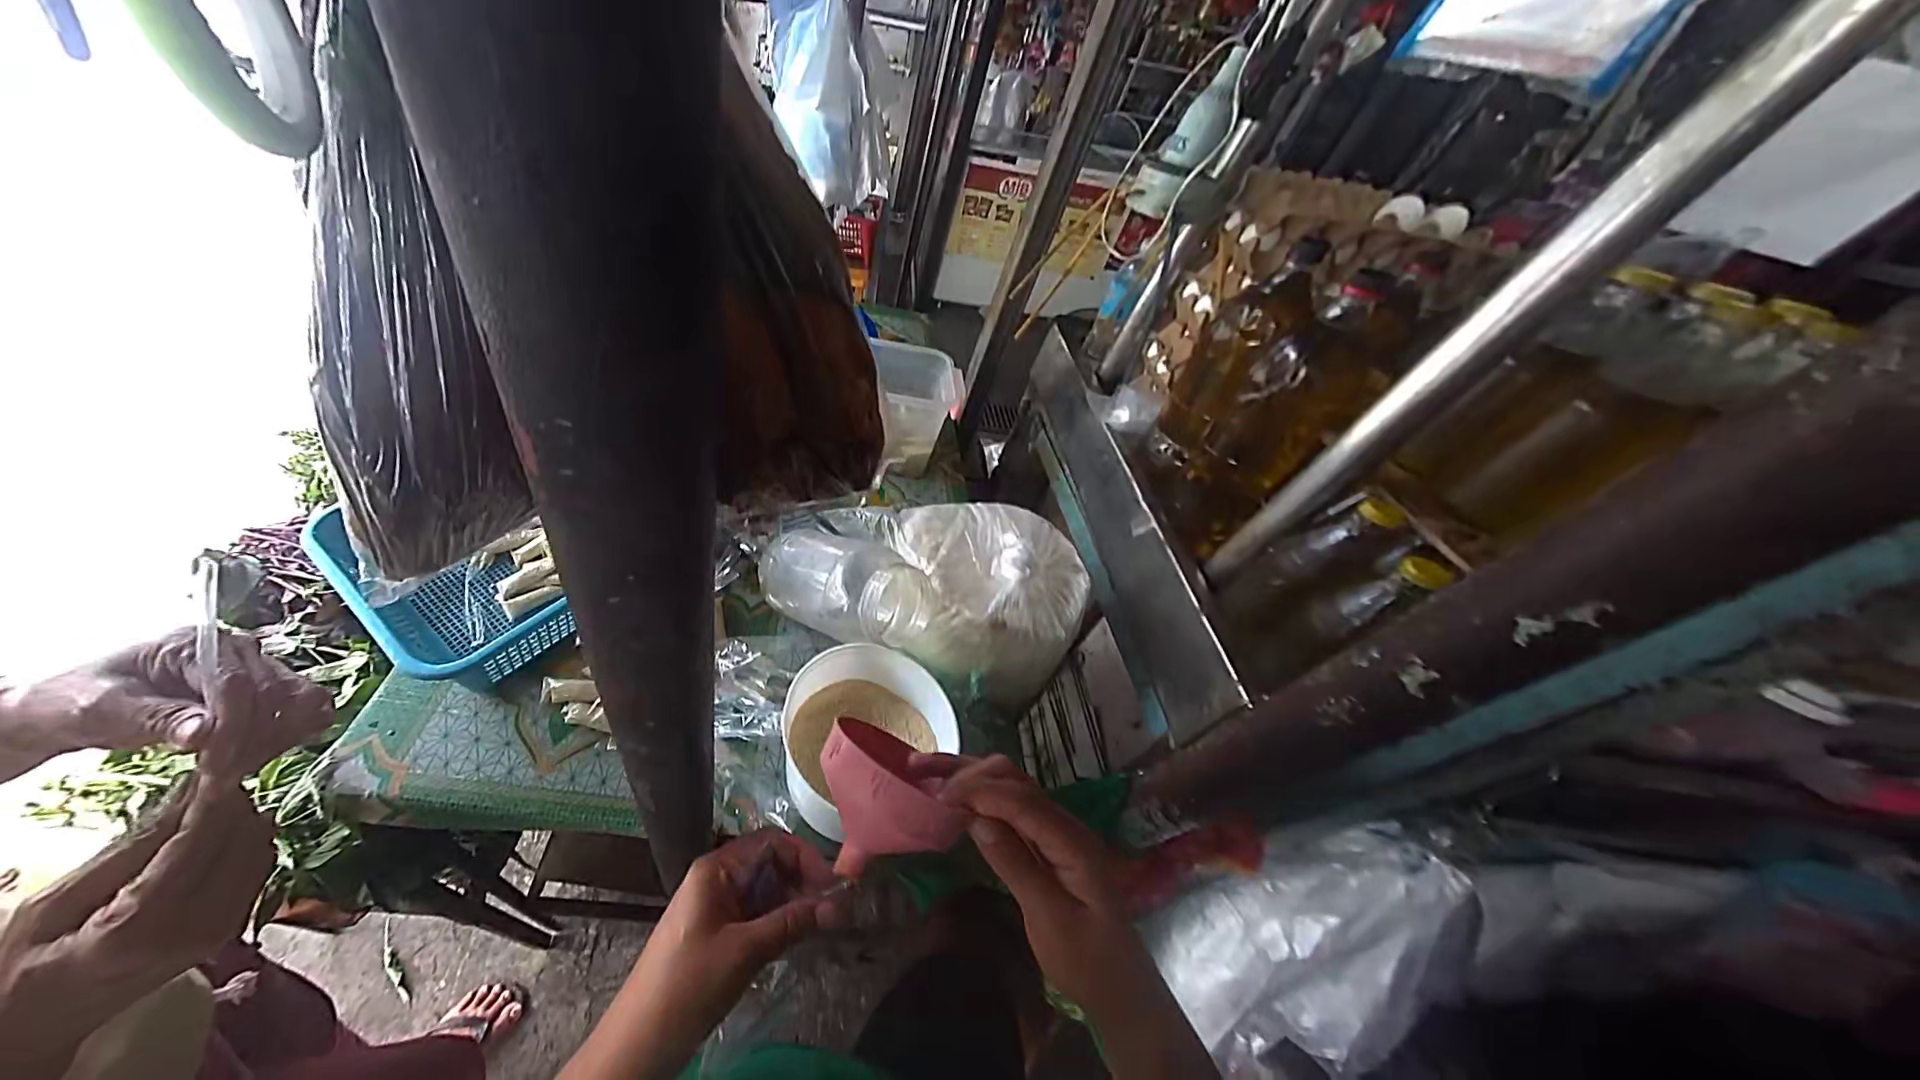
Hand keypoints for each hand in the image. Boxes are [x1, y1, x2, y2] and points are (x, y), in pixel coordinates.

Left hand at [0, 628, 333, 782]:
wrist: (69, 709)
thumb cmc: (74, 703)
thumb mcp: (98, 710)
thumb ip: (153, 718)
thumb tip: (204, 733)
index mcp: (199, 644)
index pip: (237, 683)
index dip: (233, 727)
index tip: (216, 769)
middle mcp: (241, 650)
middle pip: (277, 691)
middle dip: (255, 738)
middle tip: (221, 780)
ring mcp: (260, 667)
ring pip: (300, 700)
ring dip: (277, 739)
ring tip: (234, 771)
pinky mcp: (270, 689)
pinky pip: (302, 709)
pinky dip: (288, 736)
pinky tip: (254, 759)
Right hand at [0, 775, 274, 1079]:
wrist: (32, 1030)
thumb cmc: (20, 969)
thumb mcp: (52, 906)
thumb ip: (127, 850)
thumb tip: (187, 792)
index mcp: (145, 924)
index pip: (203, 840)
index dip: (217, 796)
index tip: (220, 762)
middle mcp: (201, 925)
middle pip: (245, 840)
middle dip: (236, 804)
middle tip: (214, 779)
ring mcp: (224, 928)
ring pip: (261, 850)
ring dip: (246, 820)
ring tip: (213, 802)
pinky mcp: (233, 927)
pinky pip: (258, 869)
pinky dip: (248, 842)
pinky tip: (221, 832)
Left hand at [559, 829, 839, 1079]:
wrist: (637, 1044)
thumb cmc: (686, 986)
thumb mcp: (744, 951)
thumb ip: (792, 922)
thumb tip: (839, 903)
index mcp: (716, 869)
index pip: (772, 842)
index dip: (806, 857)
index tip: (833, 885)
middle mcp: (718, 879)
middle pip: (772, 863)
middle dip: (804, 880)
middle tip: (835, 907)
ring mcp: (718, 905)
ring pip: (768, 889)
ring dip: (797, 901)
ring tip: (824, 922)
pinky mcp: (720, 931)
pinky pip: (759, 912)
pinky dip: (782, 919)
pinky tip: (801, 934)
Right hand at [913, 753, 1216, 1077]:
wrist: (1120, 985)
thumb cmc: (1087, 961)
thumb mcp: (1050, 921)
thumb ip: (1017, 866)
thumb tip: (977, 819)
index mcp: (1073, 842)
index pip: (1022, 800)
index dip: (980, 789)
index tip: (940, 794)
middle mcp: (1066, 825)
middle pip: (1015, 780)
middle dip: (971, 771)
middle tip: (924, 775)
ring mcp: (1056, 830)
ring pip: (1011, 786)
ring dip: (972, 775)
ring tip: (930, 770)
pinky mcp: (1046, 840)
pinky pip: (1011, 806)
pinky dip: (981, 795)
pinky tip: (957, 797)